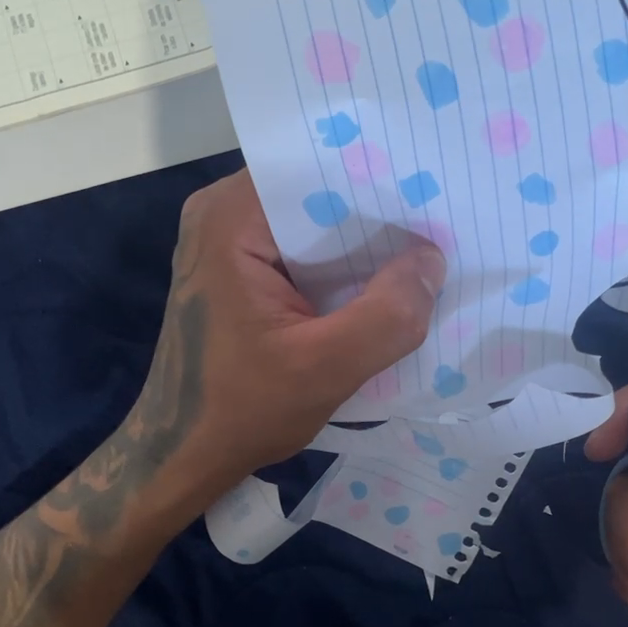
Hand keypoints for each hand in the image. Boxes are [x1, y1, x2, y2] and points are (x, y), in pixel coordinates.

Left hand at [130, 170, 444, 504]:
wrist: (183, 455)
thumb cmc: (240, 412)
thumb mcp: (324, 370)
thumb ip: (385, 317)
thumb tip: (433, 262)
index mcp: (231, 218)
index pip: (319, 171)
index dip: (381, 180)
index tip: (437, 194)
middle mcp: (222, 215)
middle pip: (318, 195)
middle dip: (379, 213)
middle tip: (444, 225)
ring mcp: (227, 244)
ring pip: (314, 227)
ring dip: (364, 245)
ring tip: (426, 252)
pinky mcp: (238, 274)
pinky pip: (302, 255)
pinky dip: (340, 270)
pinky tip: (384, 285)